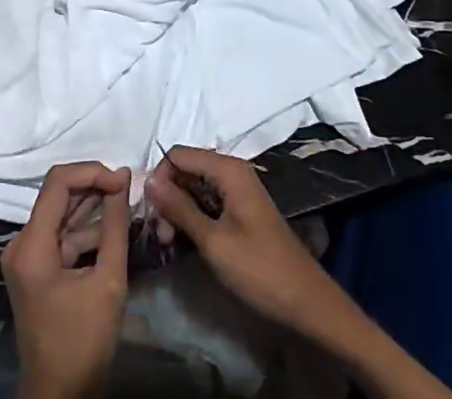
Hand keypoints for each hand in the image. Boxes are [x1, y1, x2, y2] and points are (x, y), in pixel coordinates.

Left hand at [3, 163, 131, 398]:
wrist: (60, 393)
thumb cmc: (84, 339)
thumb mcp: (109, 278)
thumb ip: (115, 224)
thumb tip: (123, 179)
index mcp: (31, 246)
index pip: (58, 182)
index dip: (92, 172)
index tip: (123, 181)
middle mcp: (22, 244)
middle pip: (59, 194)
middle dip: (97, 188)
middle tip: (131, 192)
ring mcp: (27, 256)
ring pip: (64, 213)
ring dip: (96, 208)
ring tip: (129, 209)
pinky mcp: (37, 267)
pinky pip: (64, 234)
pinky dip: (89, 229)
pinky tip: (115, 231)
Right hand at [143, 146, 344, 334]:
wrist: (302, 297)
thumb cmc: (257, 267)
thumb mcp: (212, 240)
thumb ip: (180, 207)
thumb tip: (149, 180)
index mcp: (229, 170)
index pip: (179, 155)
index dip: (160, 178)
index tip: (150, 212)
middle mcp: (233, 171)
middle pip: (186, 169)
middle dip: (168, 197)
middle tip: (161, 235)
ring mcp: (237, 190)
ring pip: (194, 187)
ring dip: (177, 210)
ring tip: (170, 243)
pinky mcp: (239, 208)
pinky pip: (206, 201)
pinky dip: (192, 217)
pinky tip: (184, 241)